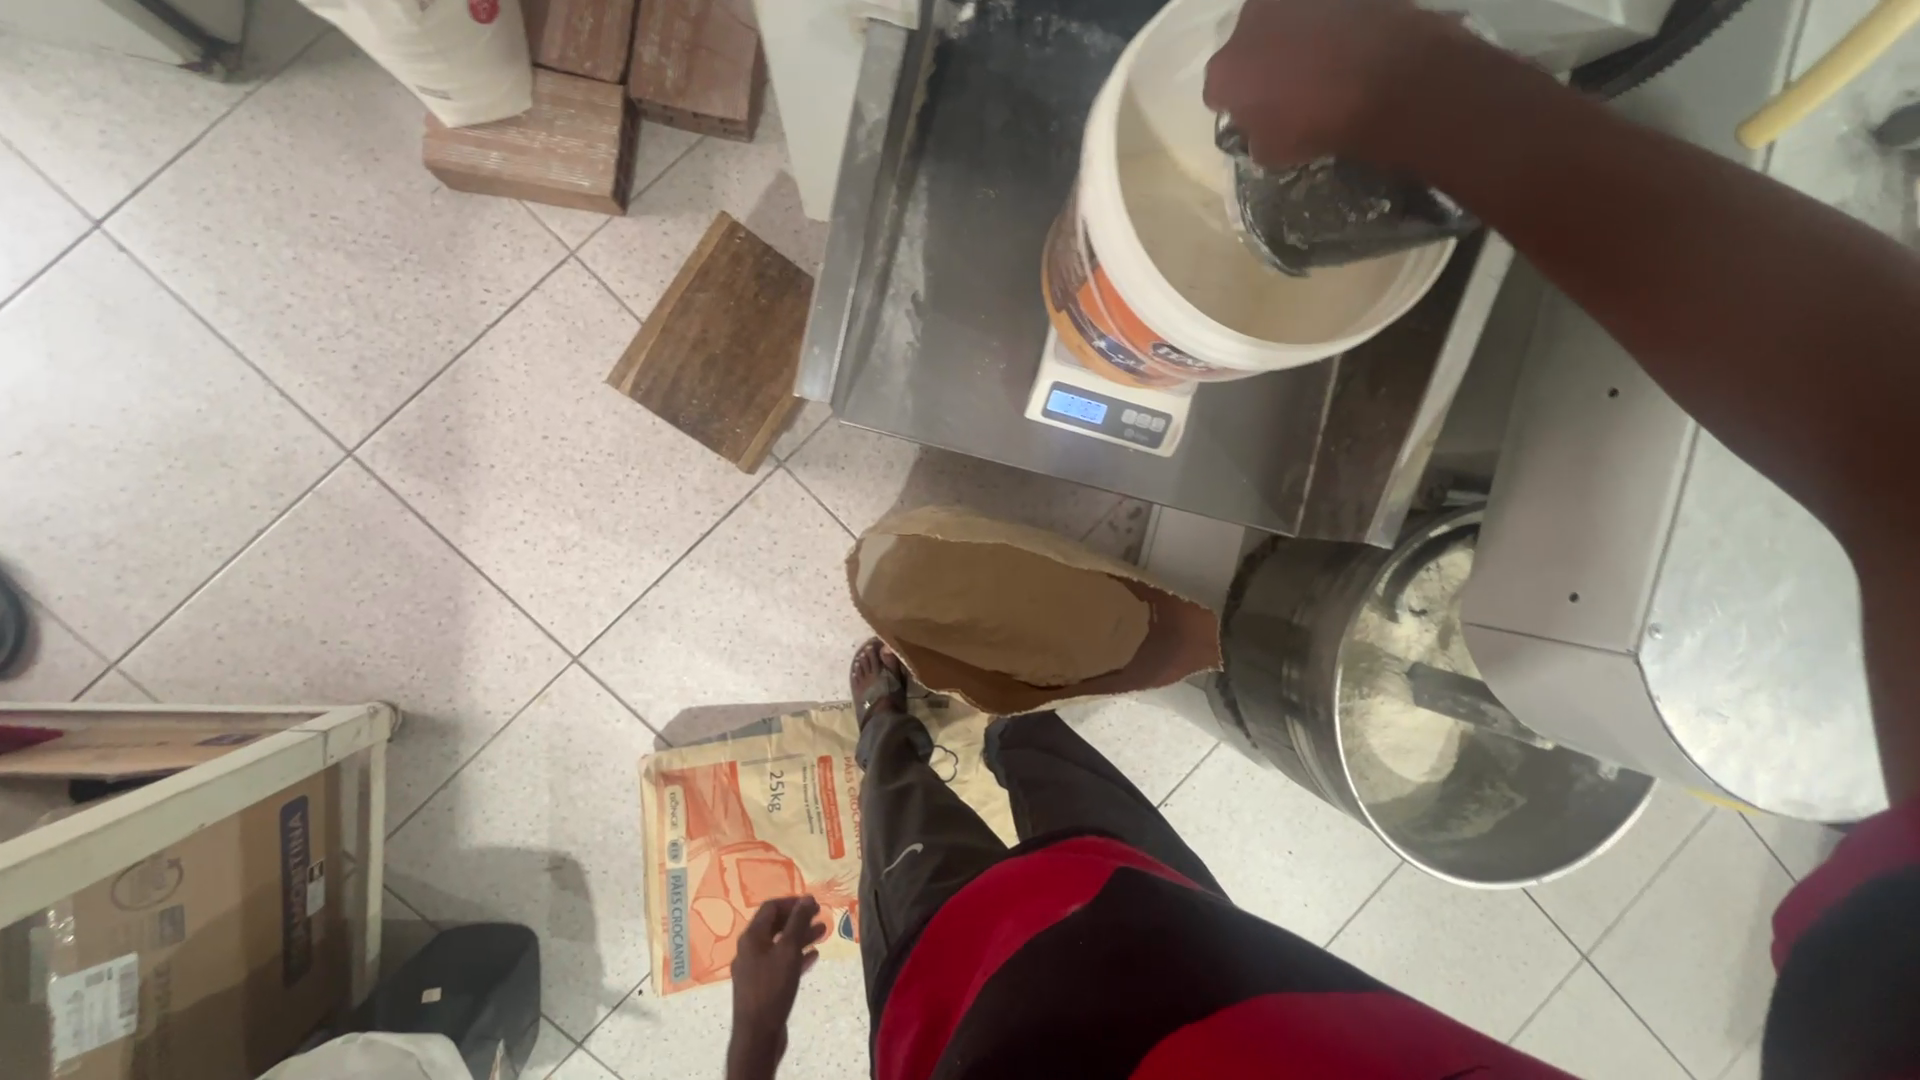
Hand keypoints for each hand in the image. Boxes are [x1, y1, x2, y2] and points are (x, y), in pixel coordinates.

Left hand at [726, 896, 825, 1079]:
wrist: (757, 1035)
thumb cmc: (773, 987)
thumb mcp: (789, 950)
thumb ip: (798, 921)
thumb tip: (807, 898)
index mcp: (752, 937)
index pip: (771, 907)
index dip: (792, 902)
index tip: (813, 903)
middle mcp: (749, 950)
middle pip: (775, 926)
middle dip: (798, 919)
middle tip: (820, 917)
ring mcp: (754, 969)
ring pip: (779, 945)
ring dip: (800, 937)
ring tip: (822, 933)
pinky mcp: (762, 987)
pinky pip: (780, 964)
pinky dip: (796, 957)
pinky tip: (813, 957)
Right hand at [1203, 0, 1457, 167]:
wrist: (1386, 77)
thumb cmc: (1316, 123)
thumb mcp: (1271, 153)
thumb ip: (1254, 134)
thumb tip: (1258, 126)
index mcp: (1225, 69)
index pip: (1218, 91)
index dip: (1235, 104)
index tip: (1254, 115)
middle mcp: (1248, 20)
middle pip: (1247, 43)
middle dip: (1261, 60)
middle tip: (1288, 82)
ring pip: (1284, 18)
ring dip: (1293, 34)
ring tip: (1322, 57)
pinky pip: (1325, 7)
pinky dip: (1330, 19)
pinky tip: (1347, 40)